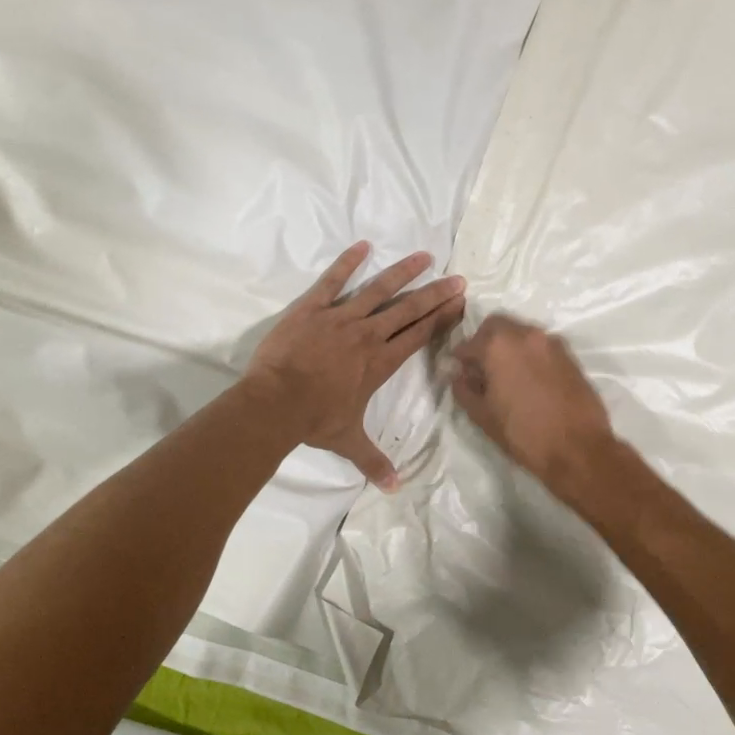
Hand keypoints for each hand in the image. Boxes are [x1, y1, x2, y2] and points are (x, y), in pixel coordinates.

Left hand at [244, 241, 465, 487]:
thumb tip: (395, 489)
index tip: (458, 303)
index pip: (417, 336)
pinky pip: (333, 281)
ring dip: (403, 273)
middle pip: (408, 310)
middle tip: (458, 279)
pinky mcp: (312, 308)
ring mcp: (340, 318)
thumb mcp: (348, 441)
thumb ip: (373, 462)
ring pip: (378, 290)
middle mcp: (367, 336)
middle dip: (435, 294)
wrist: (276, 402)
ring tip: (424, 256)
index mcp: (379, 363)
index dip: (440, 318)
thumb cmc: (314, 421)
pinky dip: (348, 262)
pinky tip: (363, 245)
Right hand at [451, 314, 616, 484]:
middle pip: (497, 326)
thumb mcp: (482, 415)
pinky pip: (542, 346)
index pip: (468, 343)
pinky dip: (530, 355)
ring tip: (507, 375)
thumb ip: (464, 389)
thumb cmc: (523, 433)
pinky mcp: (570, 356)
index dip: (460, 358)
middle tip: (481, 368)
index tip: (458, 371)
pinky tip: (530, 380)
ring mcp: (552, 343)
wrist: (578, 448)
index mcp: (498, 345)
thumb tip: (459, 375)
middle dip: (484, 342)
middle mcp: (525, 334)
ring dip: (509, 346)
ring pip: (521, 333)